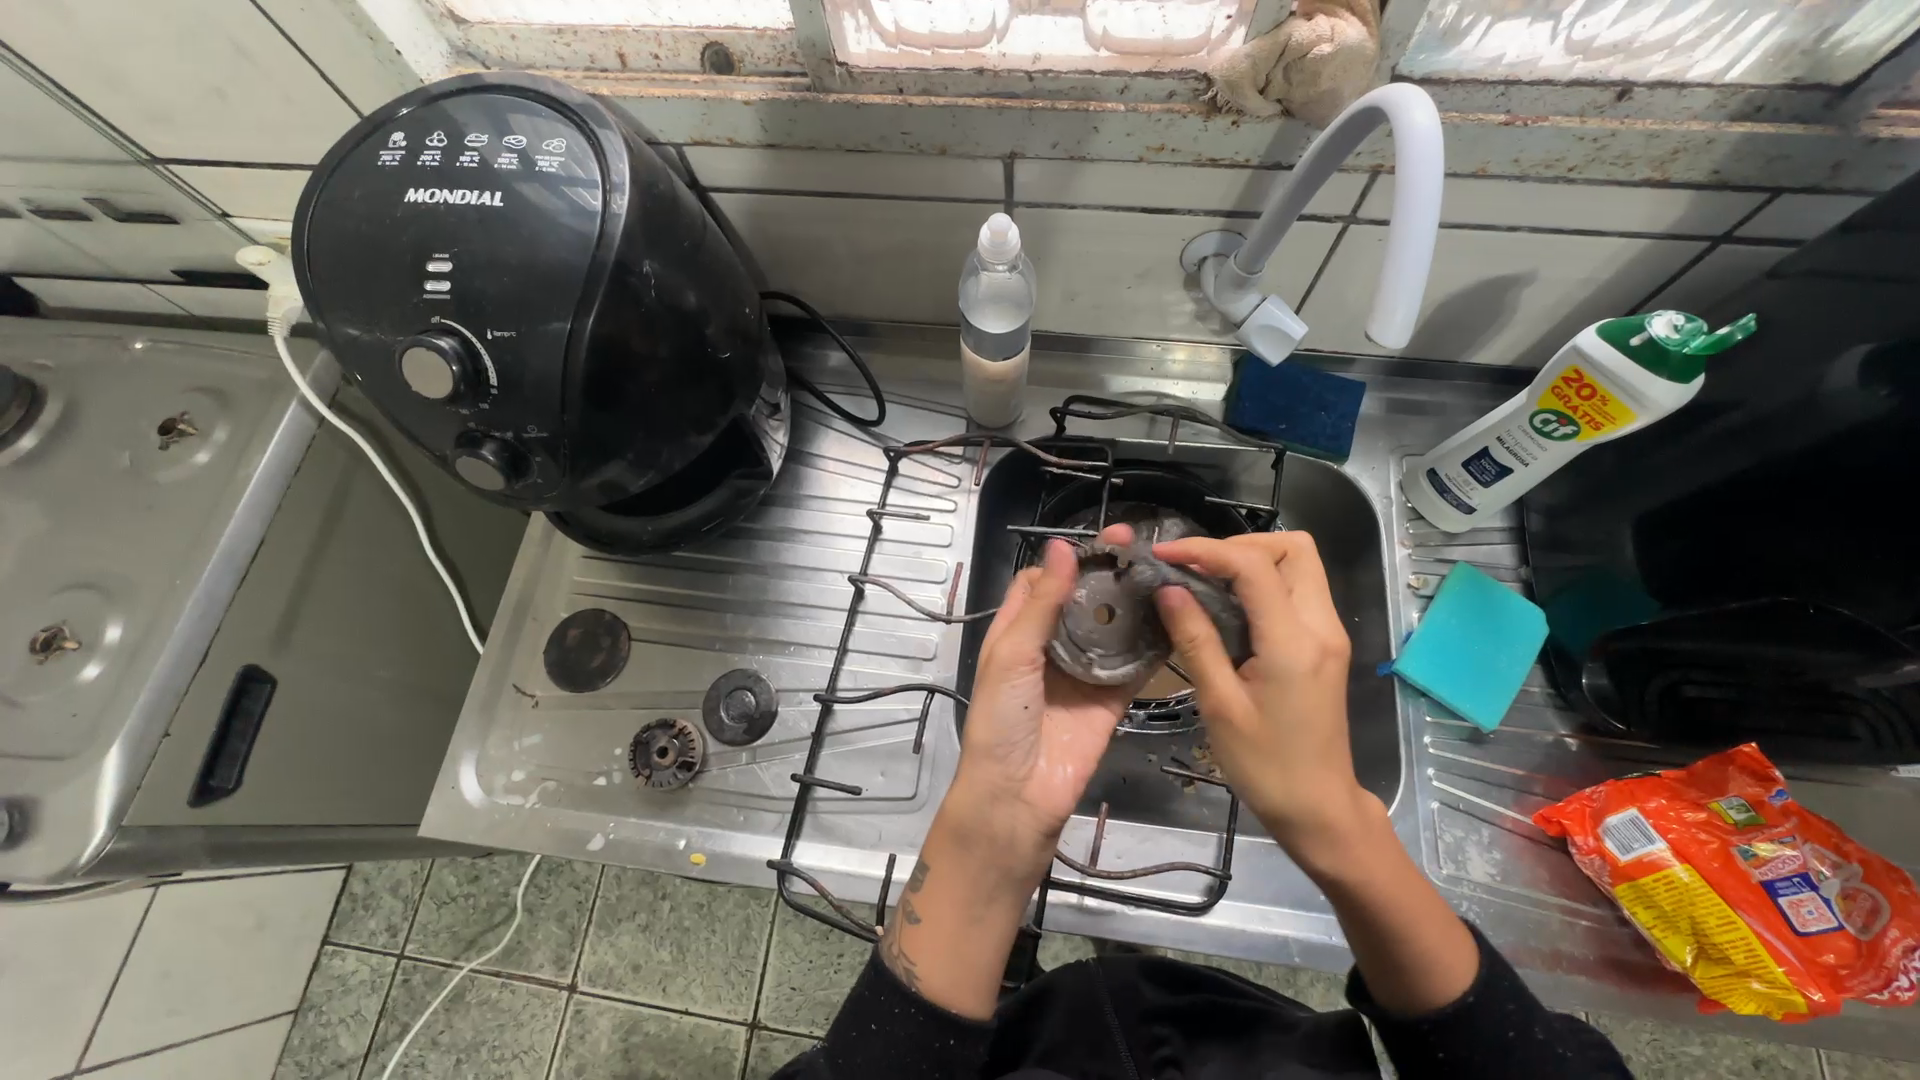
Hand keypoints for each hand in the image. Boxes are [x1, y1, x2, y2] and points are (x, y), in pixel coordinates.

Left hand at [946, 526, 1139, 881]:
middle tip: (1139, 545)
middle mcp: (1052, 646)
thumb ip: (1041, 603)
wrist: (1018, 795)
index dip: (1067, 559)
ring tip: (1162, 570)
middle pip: (1083, 600)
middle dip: (1107, 572)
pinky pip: (1135, 665)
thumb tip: (1063, 546)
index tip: (1099, 538)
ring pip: (1112, 627)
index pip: (1042, 582)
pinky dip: (1153, 643)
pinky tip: (1176, 616)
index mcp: (1018, 631)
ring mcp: (1084, 672)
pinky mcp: (1111, 698)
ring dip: (1133, 601)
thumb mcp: (1012, 654)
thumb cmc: (1001, 718)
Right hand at [1150, 532, 1379, 865]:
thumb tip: (1168, 589)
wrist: (1318, 807)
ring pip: (1299, 564)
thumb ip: (1195, 639)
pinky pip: (1297, 590)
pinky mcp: (1325, 644)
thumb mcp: (1219, 704)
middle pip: (1293, 548)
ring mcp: (1328, 634)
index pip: (1254, 566)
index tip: (1164, 554)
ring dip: (1252, 560)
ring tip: (1205, 582)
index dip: (1206, 550)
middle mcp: (1321, 626)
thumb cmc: (1264, 765)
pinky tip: (1227, 606)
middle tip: (1195, 567)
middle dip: (1239, 545)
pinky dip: (1262, 582)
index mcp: (1293, 643)